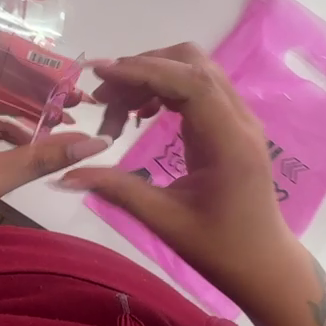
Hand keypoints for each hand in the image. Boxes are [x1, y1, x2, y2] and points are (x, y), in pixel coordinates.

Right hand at [58, 43, 304, 312]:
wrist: (262, 262)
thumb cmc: (219, 247)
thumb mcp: (163, 221)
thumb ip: (116, 190)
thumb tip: (63, 176)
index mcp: (228, 141)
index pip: (190, 83)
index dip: (143, 70)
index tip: (100, 75)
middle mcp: (238, 119)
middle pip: (192, 64)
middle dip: (143, 67)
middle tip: (103, 96)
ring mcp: (237, 118)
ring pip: (193, 70)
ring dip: (151, 76)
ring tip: (116, 107)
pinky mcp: (228, 124)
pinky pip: (195, 88)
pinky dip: (163, 88)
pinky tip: (140, 113)